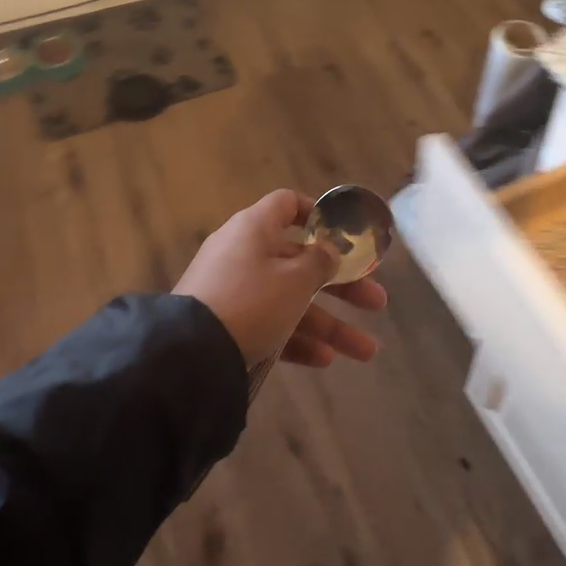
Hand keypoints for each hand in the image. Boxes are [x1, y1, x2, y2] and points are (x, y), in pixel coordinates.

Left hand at [175, 189, 387, 367]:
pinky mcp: (226, 324)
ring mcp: (233, 290)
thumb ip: (321, 262)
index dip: (317, 215)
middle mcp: (243, 252)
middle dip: (342, 286)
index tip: (345, 236)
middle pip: (301, 262)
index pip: (287, 204)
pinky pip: (270, 325)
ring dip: (329, 324)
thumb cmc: (251, 301)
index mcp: (255, 228)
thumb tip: (329, 250)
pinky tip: (325, 361)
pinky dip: (297, 340)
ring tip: (366, 352)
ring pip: (291, 301)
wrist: (188, 354)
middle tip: (377, 302)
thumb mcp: (295, 280)